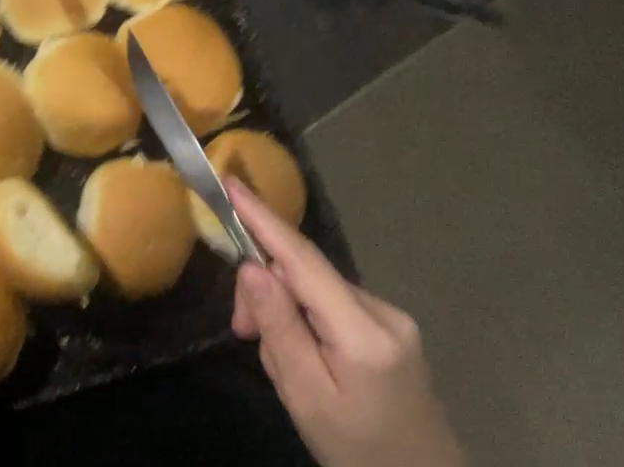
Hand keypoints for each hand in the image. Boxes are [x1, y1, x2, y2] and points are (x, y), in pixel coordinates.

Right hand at [228, 177, 466, 466]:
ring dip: (284, 313)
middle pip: (303, 274)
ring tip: (283, 364)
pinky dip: (305, 321)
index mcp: (364, 332)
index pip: (302, 261)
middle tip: (240, 334)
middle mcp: (384, 312)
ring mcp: (392, 319)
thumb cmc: (358, 450)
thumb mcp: (307, 396)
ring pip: (313, 290)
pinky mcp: (391, 330)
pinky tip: (305, 360)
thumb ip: (279, 329)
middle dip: (264, 293)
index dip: (264, 220)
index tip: (231, 183)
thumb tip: (251, 266)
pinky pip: (330, 306)